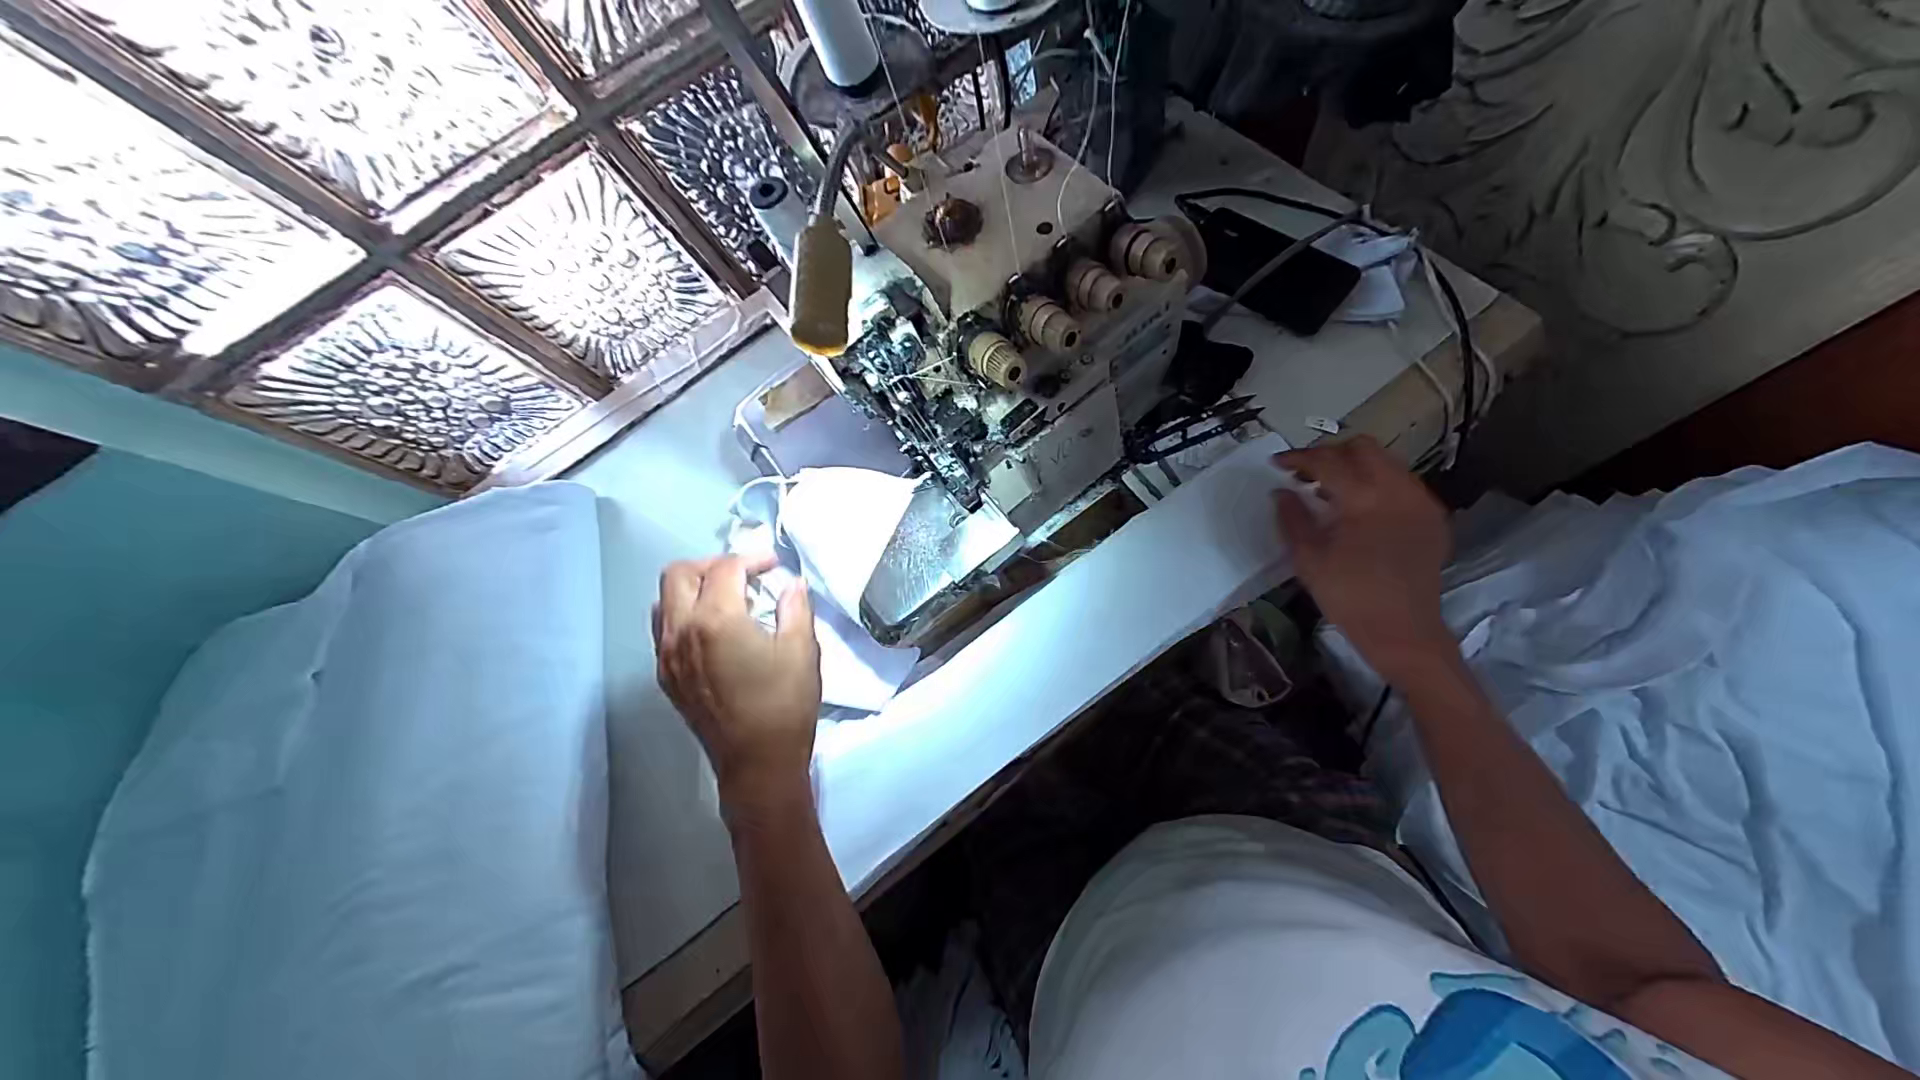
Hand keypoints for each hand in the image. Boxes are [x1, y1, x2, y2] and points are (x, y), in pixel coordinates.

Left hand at [653, 554, 820, 819]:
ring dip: (693, 588)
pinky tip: (713, 630)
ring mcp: (667, 656)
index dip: (752, 558)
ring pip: (665, 600)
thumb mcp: (802, 650)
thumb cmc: (785, 705)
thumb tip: (791, 584)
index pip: (726, 569)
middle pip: (679, 574)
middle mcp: (681, 632)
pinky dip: (684, 615)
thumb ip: (795, 608)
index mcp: (716, 620)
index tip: (773, 565)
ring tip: (726, 599)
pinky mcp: (666, 676)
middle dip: (712, 565)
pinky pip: (664, 630)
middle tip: (744, 575)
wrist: (758, 764)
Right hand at [1273, 437, 1454, 679]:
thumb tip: (1281, 491)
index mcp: (1364, 500)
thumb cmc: (1348, 597)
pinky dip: (1376, 482)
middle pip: (1362, 448)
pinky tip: (1359, 506)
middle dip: (1330, 453)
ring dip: (1354, 466)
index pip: (1327, 461)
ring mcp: (1421, 501)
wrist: (1403, 631)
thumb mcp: (1307, 559)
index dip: (1298, 458)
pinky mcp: (1432, 516)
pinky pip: (1402, 482)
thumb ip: (1292, 518)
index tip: (1277, 464)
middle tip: (1305, 473)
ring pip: (1386, 461)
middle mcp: (1398, 491)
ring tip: (1329, 488)